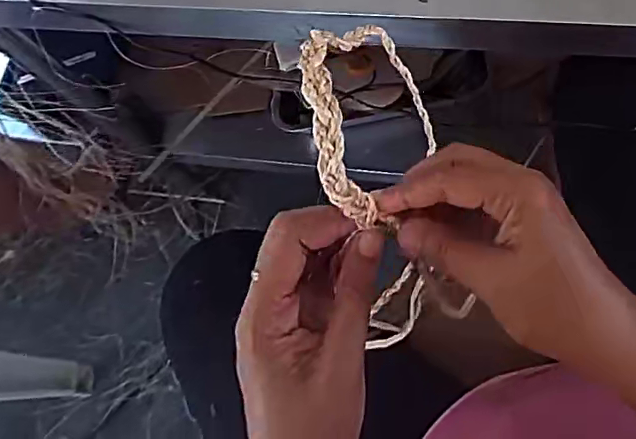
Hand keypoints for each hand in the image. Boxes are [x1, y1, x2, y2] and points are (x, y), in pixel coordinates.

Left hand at [236, 207, 383, 438]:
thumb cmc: (316, 429)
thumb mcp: (342, 361)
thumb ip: (355, 292)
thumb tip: (371, 233)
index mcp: (262, 313)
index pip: (287, 237)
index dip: (327, 219)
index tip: (369, 218)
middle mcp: (261, 302)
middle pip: (289, 237)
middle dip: (332, 224)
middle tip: (374, 228)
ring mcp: (274, 309)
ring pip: (301, 250)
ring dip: (336, 241)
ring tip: (373, 245)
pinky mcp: (290, 317)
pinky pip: (310, 273)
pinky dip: (336, 262)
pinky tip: (361, 265)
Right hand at [373, 144, 635, 365]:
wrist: (606, 330)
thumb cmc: (551, 306)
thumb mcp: (491, 280)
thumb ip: (444, 249)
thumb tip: (403, 232)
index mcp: (517, 188)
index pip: (453, 176)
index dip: (412, 190)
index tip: (378, 206)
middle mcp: (521, 178)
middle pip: (462, 162)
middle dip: (424, 181)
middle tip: (392, 208)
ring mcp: (526, 192)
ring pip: (471, 176)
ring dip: (439, 192)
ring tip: (407, 220)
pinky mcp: (527, 210)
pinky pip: (483, 195)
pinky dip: (456, 206)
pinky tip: (436, 228)